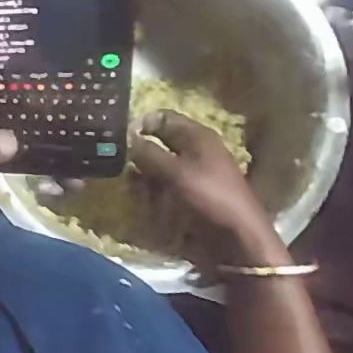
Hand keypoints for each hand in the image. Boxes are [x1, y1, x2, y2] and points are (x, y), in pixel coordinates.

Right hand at [127, 110, 283, 262]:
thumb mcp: (175, 171)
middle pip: (161, 137)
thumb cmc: (210, 196)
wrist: (237, 235)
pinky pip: (164, 176)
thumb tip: (126, 137)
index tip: (119, 134)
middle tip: (114, 152)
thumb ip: (148, 152)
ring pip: (160, 158)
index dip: (141, 122)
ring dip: (143, 164)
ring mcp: (195, 168)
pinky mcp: (191, 187)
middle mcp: (196, 147)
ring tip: (122, 172)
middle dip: (139, 143)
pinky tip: (138, 187)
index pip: (163, 117)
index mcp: (198, 135)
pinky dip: (151, 180)